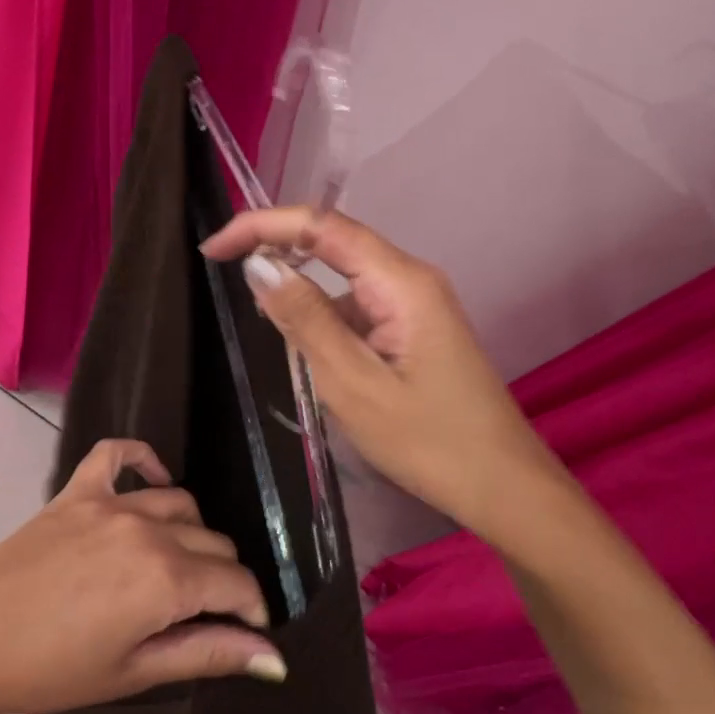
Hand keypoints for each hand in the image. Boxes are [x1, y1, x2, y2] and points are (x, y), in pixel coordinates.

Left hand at [0, 439, 284, 713]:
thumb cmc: (52, 670)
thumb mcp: (135, 673)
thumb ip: (208, 654)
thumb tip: (275, 656)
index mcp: (166, 579)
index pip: (237, 585)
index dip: (251, 612)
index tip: (245, 633)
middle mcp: (146, 529)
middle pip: (214, 543)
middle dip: (222, 580)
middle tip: (203, 613)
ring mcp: (108, 503)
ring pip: (178, 504)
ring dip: (192, 535)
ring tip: (178, 568)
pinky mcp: (75, 492)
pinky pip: (116, 453)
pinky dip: (141, 458)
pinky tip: (154, 480)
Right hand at [200, 207, 572, 540]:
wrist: (502, 488)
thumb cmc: (427, 441)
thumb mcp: (352, 383)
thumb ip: (304, 319)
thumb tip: (258, 266)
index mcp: (400, 283)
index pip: (322, 226)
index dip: (262, 225)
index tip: (212, 248)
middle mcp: (409, 279)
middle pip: (332, 240)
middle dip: (273, 243)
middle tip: (218, 265)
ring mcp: (413, 303)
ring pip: (341, 274)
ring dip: (295, 280)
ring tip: (250, 304)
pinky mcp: (410, 329)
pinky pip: (353, 304)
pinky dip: (317, 311)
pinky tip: (296, 339)